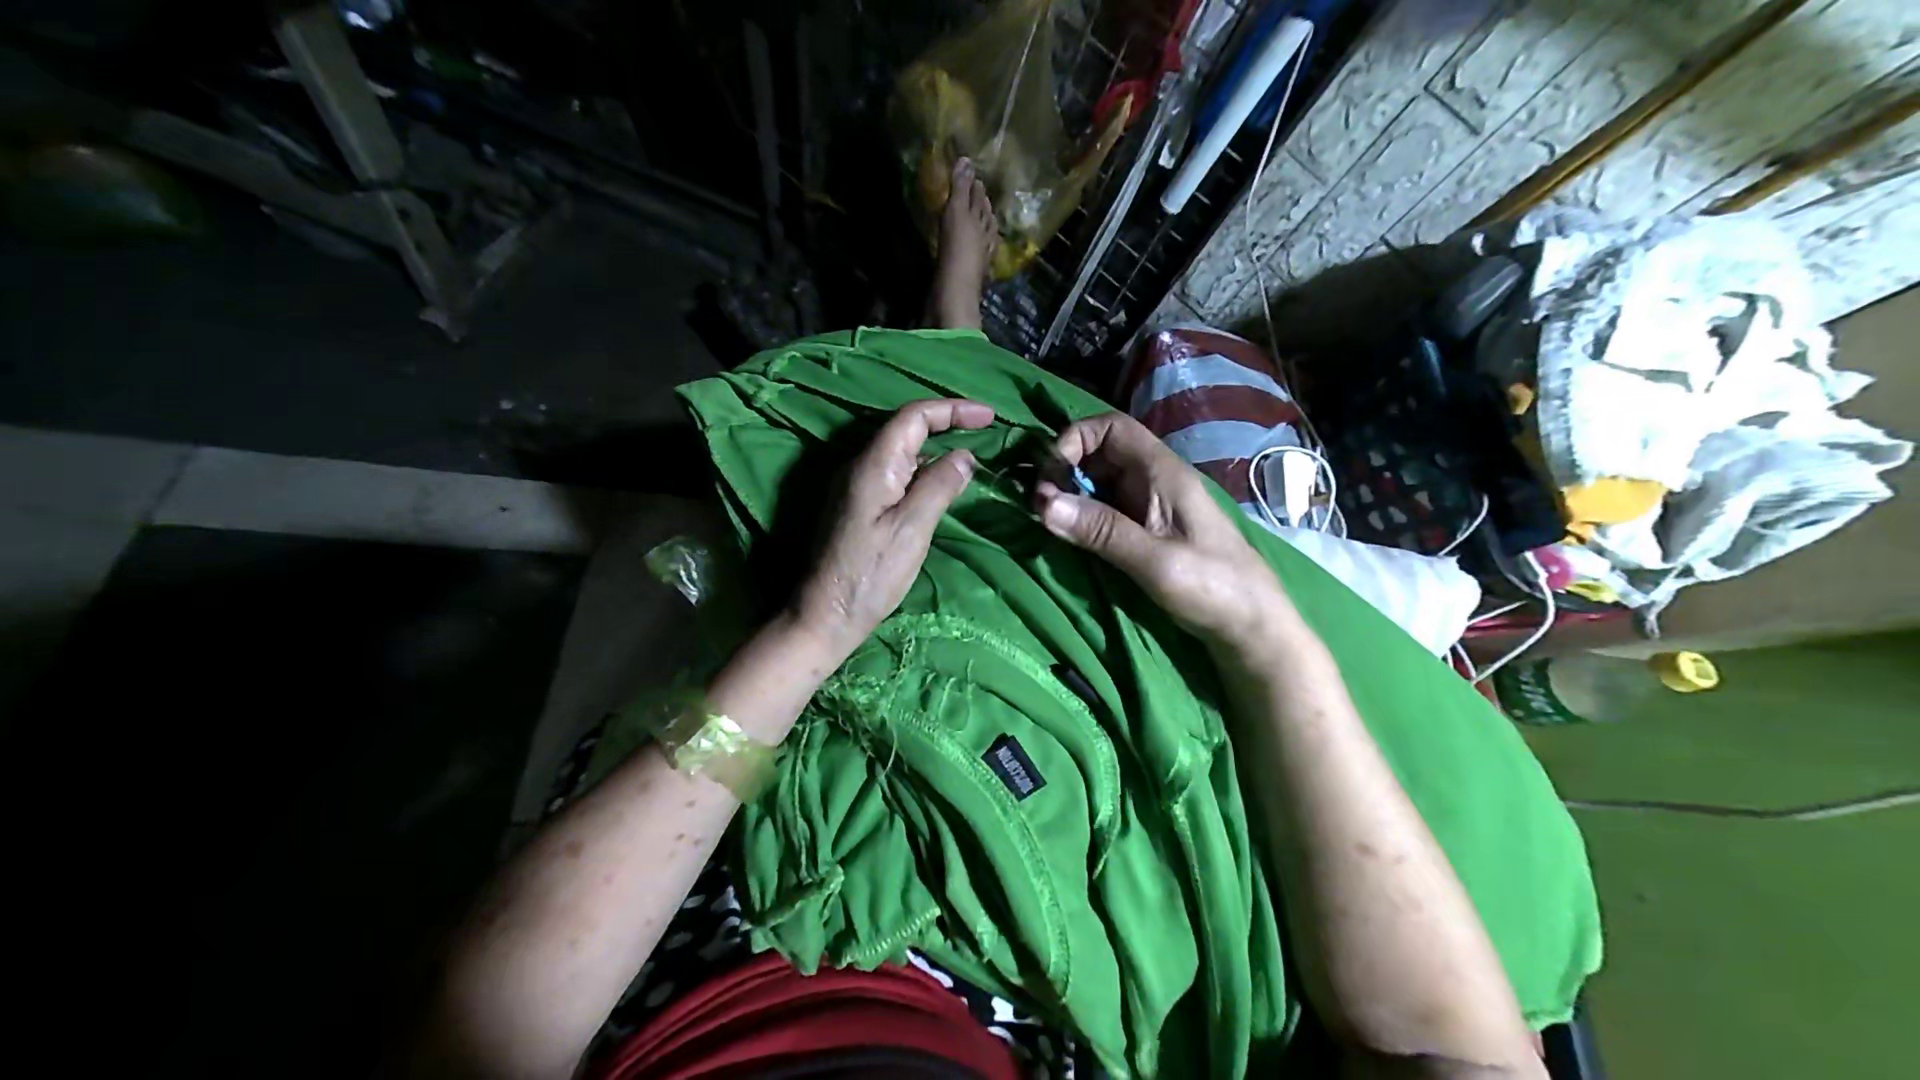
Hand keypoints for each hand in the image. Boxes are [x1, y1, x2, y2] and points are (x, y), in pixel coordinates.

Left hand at [792, 399, 995, 661]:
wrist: (824, 615)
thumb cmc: (869, 574)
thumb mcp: (912, 529)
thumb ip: (939, 486)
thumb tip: (965, 455)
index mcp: (873, 465)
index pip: (914, 417)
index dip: (952, 409)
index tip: (989, 416)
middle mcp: (860, 466)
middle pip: (905, 428)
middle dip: (946, 422)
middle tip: (984, 430)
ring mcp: (856, 486)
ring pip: (901, 452)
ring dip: (936, 446)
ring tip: (971, 455)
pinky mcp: (858, 506)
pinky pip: (895, 473)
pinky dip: (923, 469)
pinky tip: (941, 484)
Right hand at [1035, 412, 1292, 652]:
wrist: (1251, 624)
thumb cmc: (1213, 586)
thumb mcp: (1156, 561)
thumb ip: (1101, 531)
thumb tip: (1043, 503)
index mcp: (1162, 473)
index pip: (1112, 427)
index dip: (1075, 439)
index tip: (1051, 474)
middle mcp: (1153, 481)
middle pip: (1099, 454)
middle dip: (1064, 471)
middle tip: (1040, 506)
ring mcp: (1149, 506)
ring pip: (1098, 483)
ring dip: (1069, 496)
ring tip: (1047, 521)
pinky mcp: (1145, 531)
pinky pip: (1105, 510)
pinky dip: (1082, 517)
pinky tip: (1069, 536)